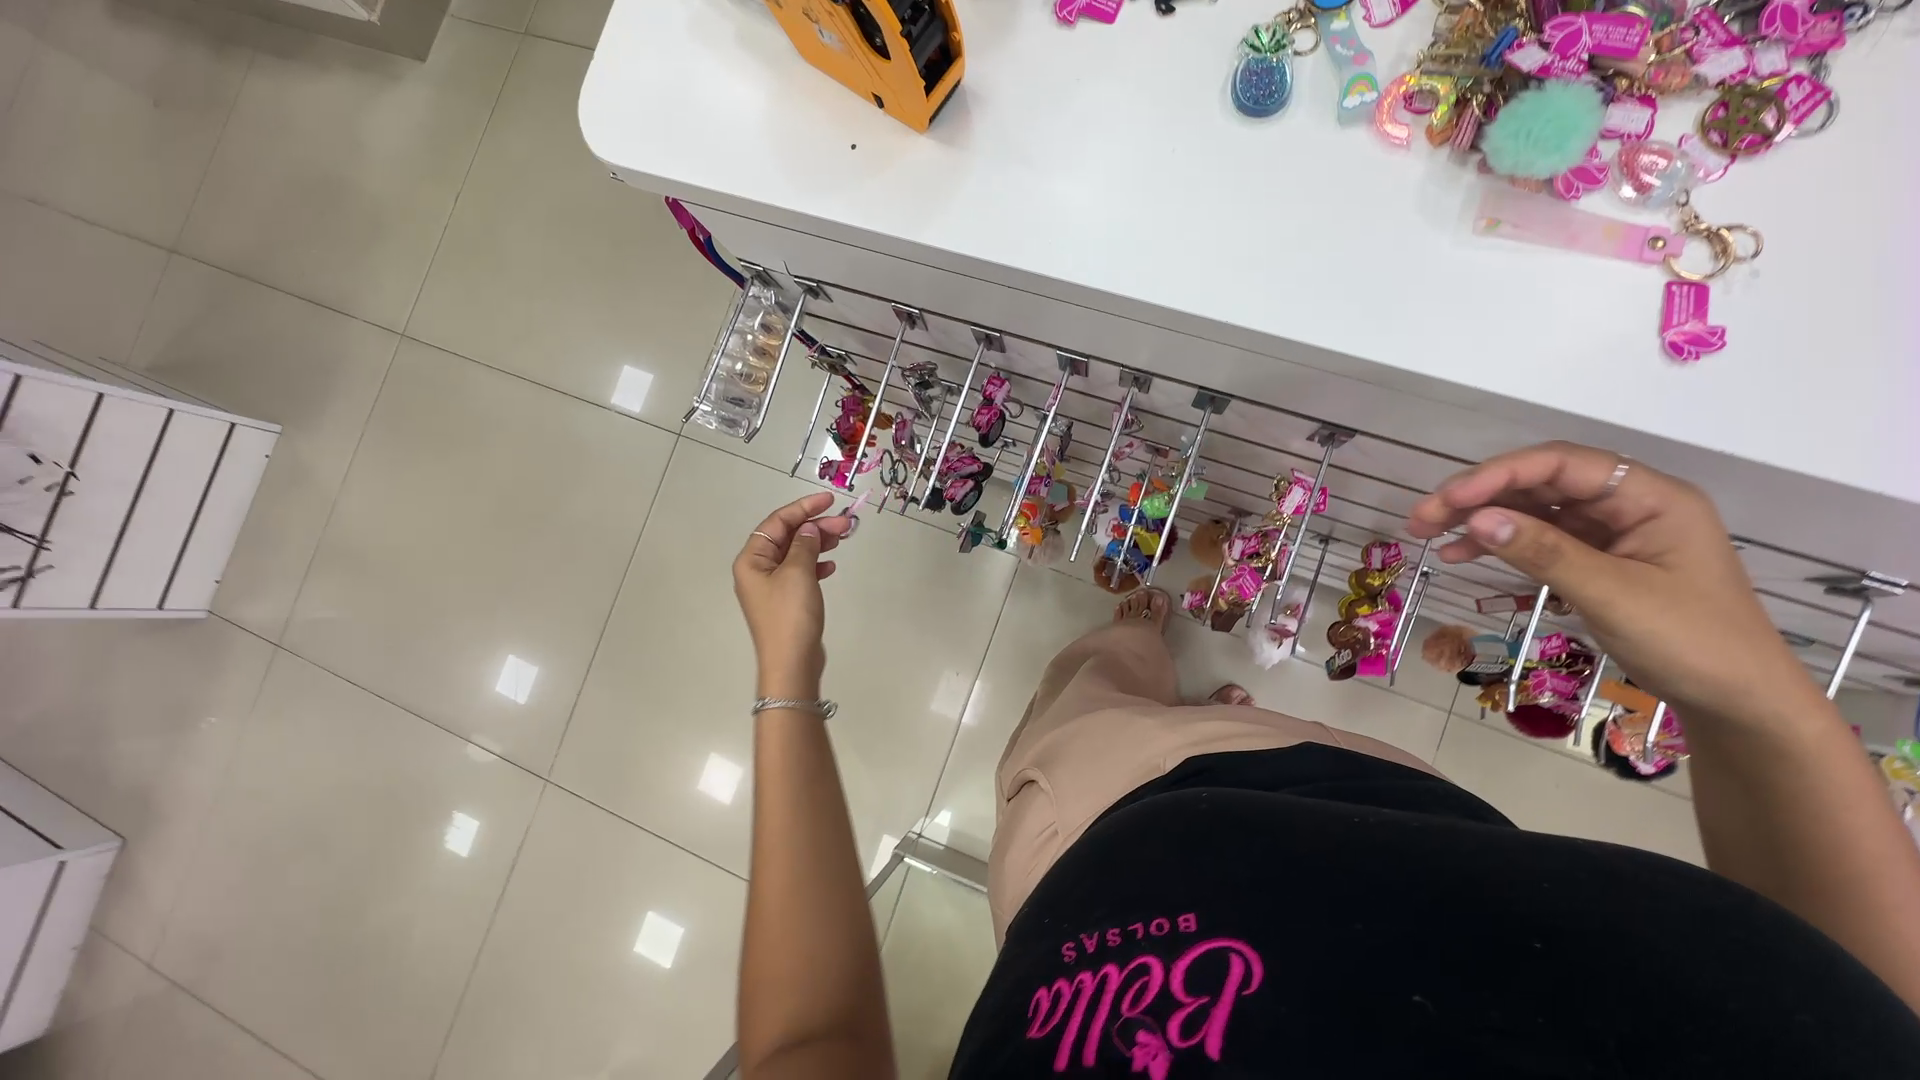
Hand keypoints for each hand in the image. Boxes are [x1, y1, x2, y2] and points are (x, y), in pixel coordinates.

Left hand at [733, 493, 854, 698]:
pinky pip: (801, 572)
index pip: (777, 522)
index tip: (829, 499)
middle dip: (815, 526)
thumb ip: (805, 545)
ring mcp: (771, 586)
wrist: (792, 663)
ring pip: (796, 553)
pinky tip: (831, 565)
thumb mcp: (799, 573)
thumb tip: (810, 528)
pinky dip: (816, 564)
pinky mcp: (786, 601)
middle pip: (787, 537)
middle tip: (846, 523)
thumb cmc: (790, 615)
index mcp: (751, 559)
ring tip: (843, 538)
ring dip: (818, 543)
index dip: (803, 508)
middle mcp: (757, 570)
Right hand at [1406, 441, 1813, 723]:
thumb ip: (1544, 552)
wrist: (1739, 703)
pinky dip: (1501, 548)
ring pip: (1535, 512)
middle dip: (1479, 496)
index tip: (1447, 499)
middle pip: (1541, 483)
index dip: (1498, 474)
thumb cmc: (1691, 642)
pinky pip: (1541, 542)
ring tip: (1429, 536)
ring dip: (1482, 521)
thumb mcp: (1613, 595)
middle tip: (1422, 518)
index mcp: (1650, 497)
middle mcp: (1629, 505)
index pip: (1561, 464)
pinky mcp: (1599, 563)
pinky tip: (1462, 557)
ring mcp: (1613, 534)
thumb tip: (1476, 519)